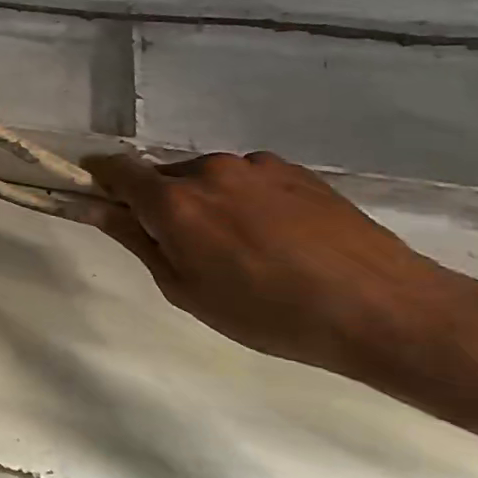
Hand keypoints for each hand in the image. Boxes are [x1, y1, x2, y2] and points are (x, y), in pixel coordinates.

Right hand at [83, 151, 477, 380]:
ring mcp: (253, 164)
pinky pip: (246, 178)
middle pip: (163, 176)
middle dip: (160, 203)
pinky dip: (243, 200)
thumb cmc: (269, 313)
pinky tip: (277, 238)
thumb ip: (139, 241)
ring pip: (207, 178)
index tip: (96, 194)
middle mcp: (208, 169)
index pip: (116, 169)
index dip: (99, 178)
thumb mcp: (188, 291)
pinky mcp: (292, 168)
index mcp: (175, 200)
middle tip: (184, 248)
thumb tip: (100, 209)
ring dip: (205, 203)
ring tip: (242, 249)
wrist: (381, 307)